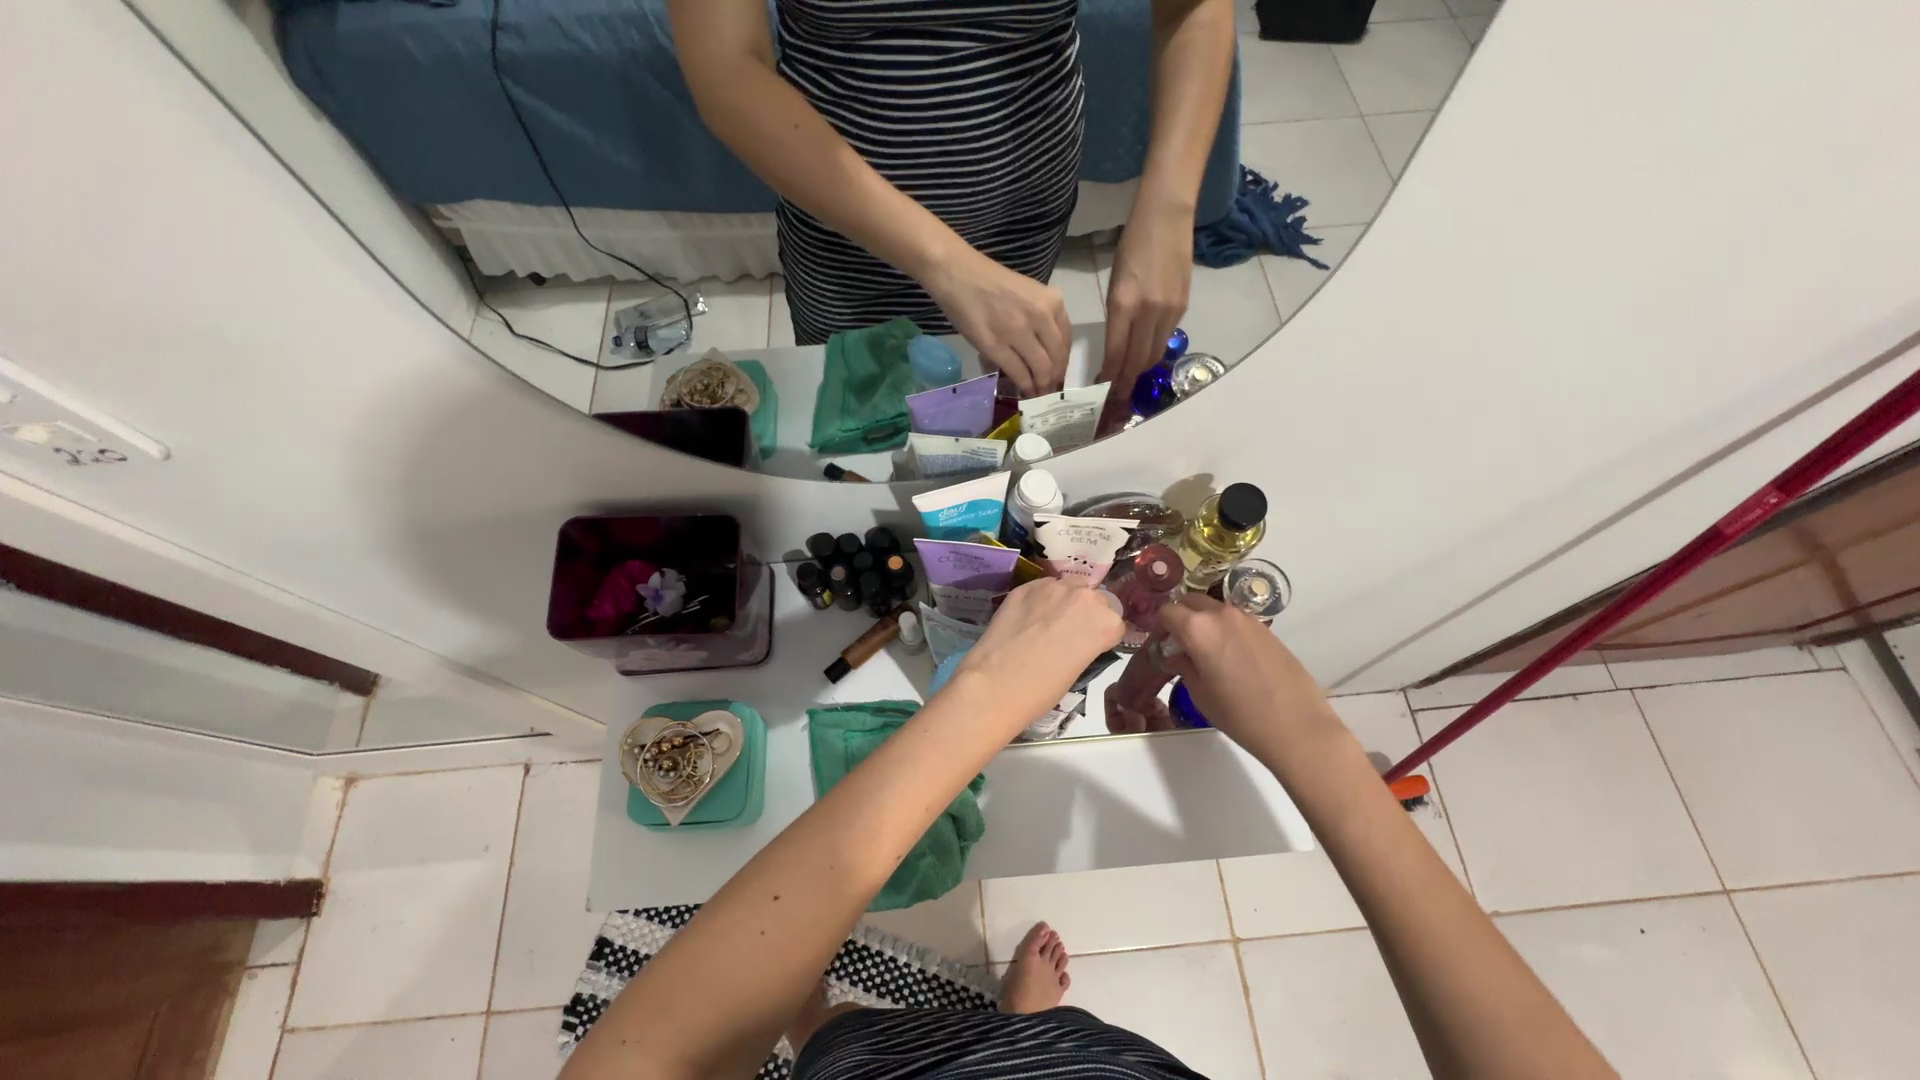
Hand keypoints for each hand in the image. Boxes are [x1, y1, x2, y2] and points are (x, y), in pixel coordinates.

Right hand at [924, 247, 1071, 396]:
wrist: (957, 274)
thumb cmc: (990, 281)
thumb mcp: (1028, 293)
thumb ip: (1042, 317)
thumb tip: (1045, 351)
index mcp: (1052, 301)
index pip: (1066, 341)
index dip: (1063, 363)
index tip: (1057, 375)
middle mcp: (1041, 316)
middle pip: (1056, 358)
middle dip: (1053, 379)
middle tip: (1047, 390)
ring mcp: (1018, 331)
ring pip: (1040, 369)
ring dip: (1040, 386)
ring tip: (1036, 394)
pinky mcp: (996, 345)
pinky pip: (1018, 372)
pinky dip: (1023, 385)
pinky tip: (1022, 390)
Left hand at [952, 578, 1124, 734]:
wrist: (996, 684)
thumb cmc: (1043, 690)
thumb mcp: (1079, 668)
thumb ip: (1087, 643)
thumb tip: (1079, 637)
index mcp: (1106, 622)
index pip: (1115, 622)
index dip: (1102, 635)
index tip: (1090, 646)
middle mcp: (1084, 597)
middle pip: (1095, 598)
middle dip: (1086, 613)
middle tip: (1069, 634)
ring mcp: (1053, 587)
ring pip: (1069, 586)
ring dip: (1065, 600)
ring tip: (1049, 621)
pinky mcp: (1025, 586)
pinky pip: (1042, 587)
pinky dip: (1040, 598)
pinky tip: (1028, 617)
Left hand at [1099, 201, 1192, 402]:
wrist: (1167, 218)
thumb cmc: (1131, 246)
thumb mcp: (1114, 284)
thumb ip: (1116, 317)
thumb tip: (1117, 348)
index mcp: (1124, 305)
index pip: (1117, 353)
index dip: (1111, 377)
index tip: (1104, 392)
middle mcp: (1149, 312)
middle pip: (1138, 360)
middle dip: (1127, 381)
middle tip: (1117, 395)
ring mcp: (1170, 311)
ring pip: (1154, 353)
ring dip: (1141, 368)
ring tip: (1129, 376)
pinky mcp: (1183, 307)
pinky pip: (1166, 338)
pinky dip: (1154, 349)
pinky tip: (1145, 350)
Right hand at [1156, 593, 1343, 761]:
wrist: (1296, 725)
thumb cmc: (1239, 714)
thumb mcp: (1201, 694)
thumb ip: (1184, 667)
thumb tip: (1175, 657)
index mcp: (1198, 628)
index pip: (1167, 612)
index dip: (1159, 627)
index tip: (1162, 646)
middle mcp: (1221, 614)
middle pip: (1191, 602)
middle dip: (1180, 618)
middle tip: (1180, 646)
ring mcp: (1247, 619)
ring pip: (1214, 610)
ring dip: (1204, 623)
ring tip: (1206, 654)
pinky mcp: (1266, 629)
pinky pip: (1235, 621)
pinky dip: (1224, 630)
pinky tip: (1231, 658)